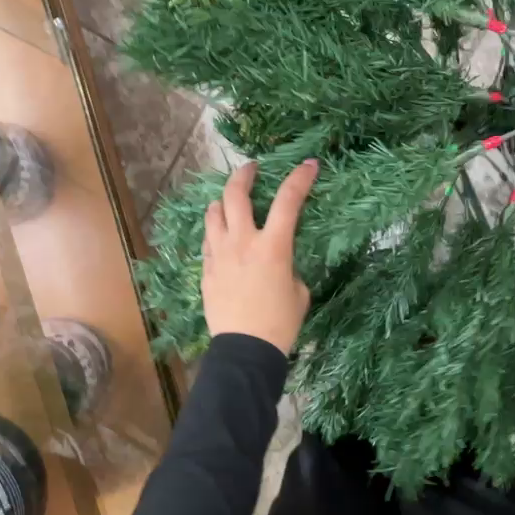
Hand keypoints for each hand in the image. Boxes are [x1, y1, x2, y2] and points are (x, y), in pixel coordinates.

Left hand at [202, 160, 317, 354]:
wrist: (246, 349)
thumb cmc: (281, 323)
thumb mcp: (299, 291)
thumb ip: (289, 266)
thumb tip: (279, 261)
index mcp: (273, 247)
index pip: (288, 201)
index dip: (300, 178)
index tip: (308, 164)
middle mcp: (243, 242)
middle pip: (236, 194)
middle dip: (244, 174)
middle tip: (252, 168)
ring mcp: (220, 255)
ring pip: (213, 213)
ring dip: (222, 201)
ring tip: (229, 201)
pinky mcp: (206, 270)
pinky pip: (208, 240)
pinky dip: (216, 230)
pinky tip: (221, 235)